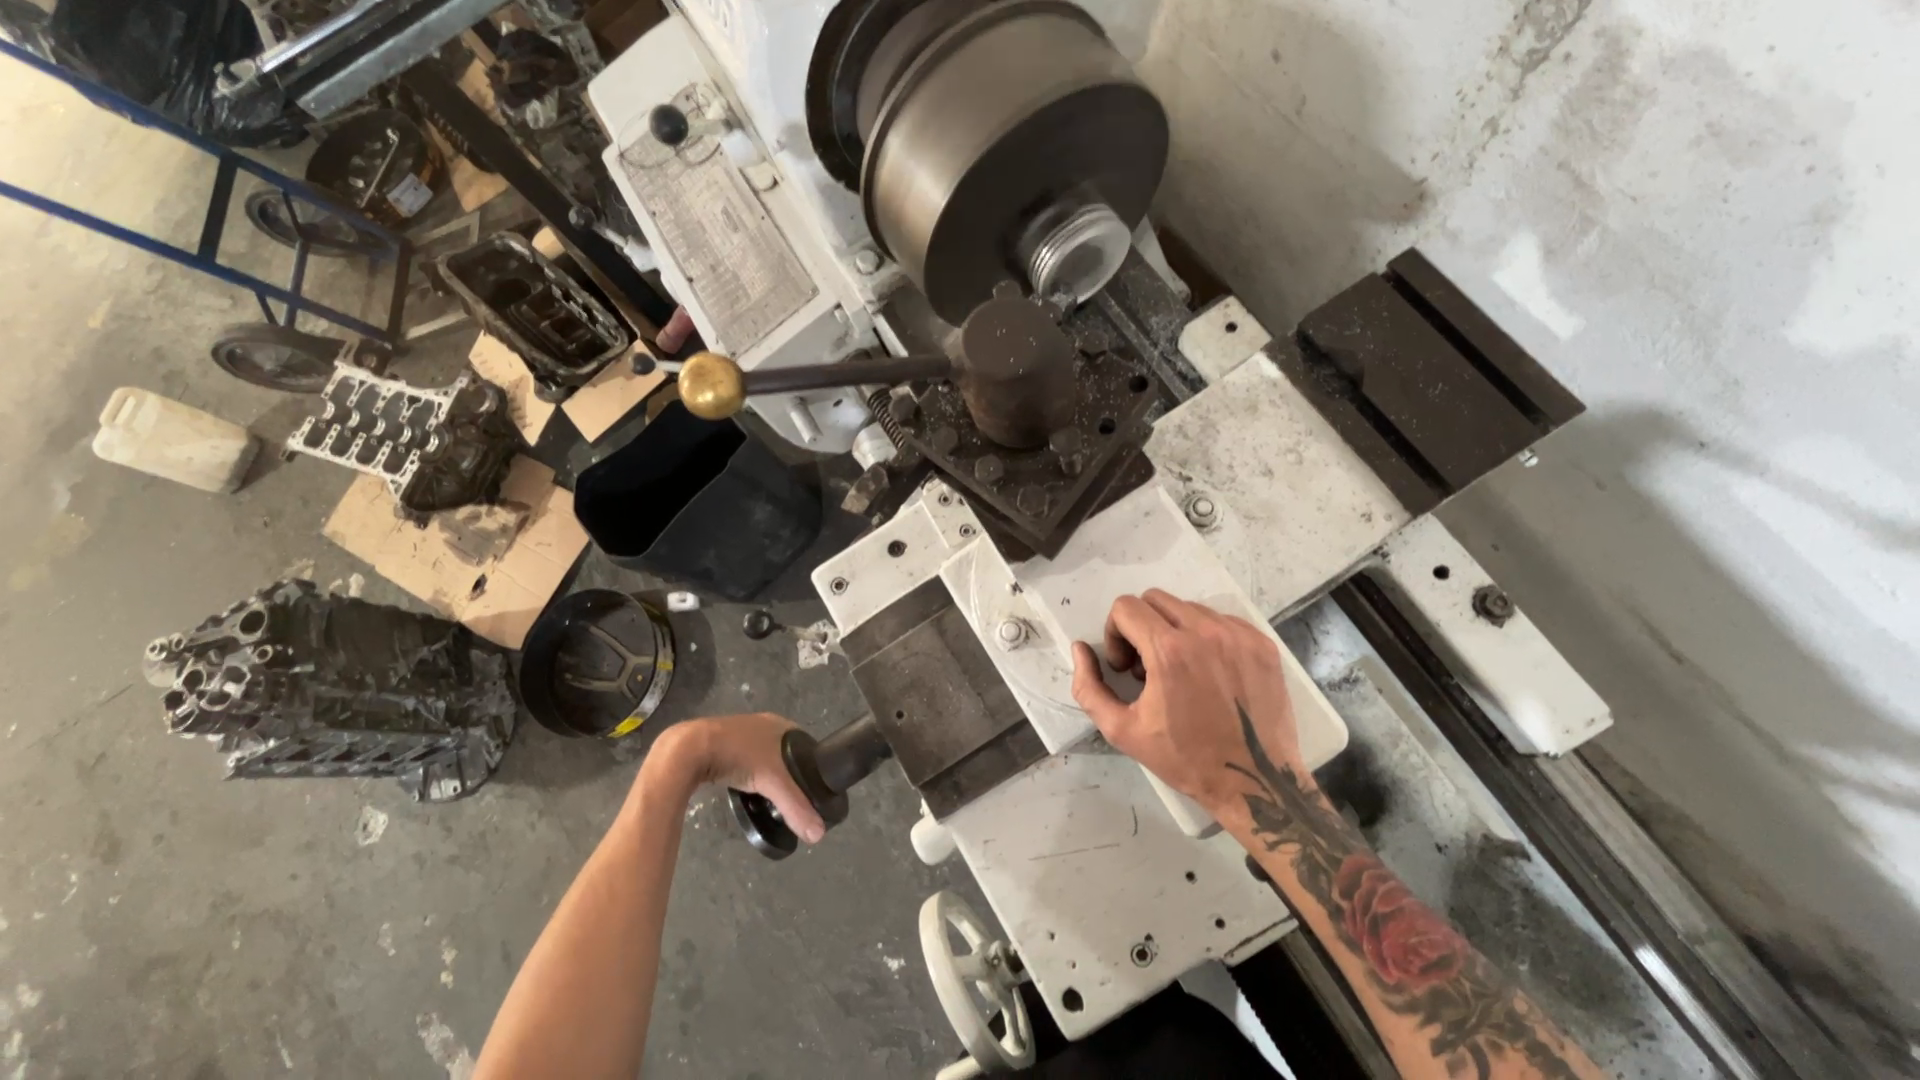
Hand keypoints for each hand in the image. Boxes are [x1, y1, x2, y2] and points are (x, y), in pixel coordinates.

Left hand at [642, 714, 826, 843]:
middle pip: (785, 751)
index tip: (815, 786)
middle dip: (790, 771)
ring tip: (773, 793)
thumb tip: (818, 835)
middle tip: (794, 795)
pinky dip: (749, 773)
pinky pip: (744, 759)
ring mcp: (740, 732)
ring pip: (763, 755)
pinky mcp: (721, 744)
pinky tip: (748, 787)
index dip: (813, 764)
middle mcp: (763, 724)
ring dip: (768, 772)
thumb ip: (796, 807)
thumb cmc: (739, 755)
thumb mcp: (773, 782)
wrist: (690, 749)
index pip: (807, 745)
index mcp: (780, 725)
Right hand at [1070, 590, 1304, 811]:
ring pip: (1189, 608)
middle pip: (1155, 600)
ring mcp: (1239, 636)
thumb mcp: (1122, 730)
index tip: (1125, 668)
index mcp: (1169, 651)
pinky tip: (1208, 674)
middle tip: (1146, 669)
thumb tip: (1079, 649)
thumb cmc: (1184, 759)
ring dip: (1173, 631)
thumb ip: (1089, 687)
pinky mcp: (1262, 644)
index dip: (1114, 635)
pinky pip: (1222, 621)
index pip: (1126, 608)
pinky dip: (1206, 638)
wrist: (1255, 781)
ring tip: (1179, 673)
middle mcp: (1206, 632)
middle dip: (1140, 628)